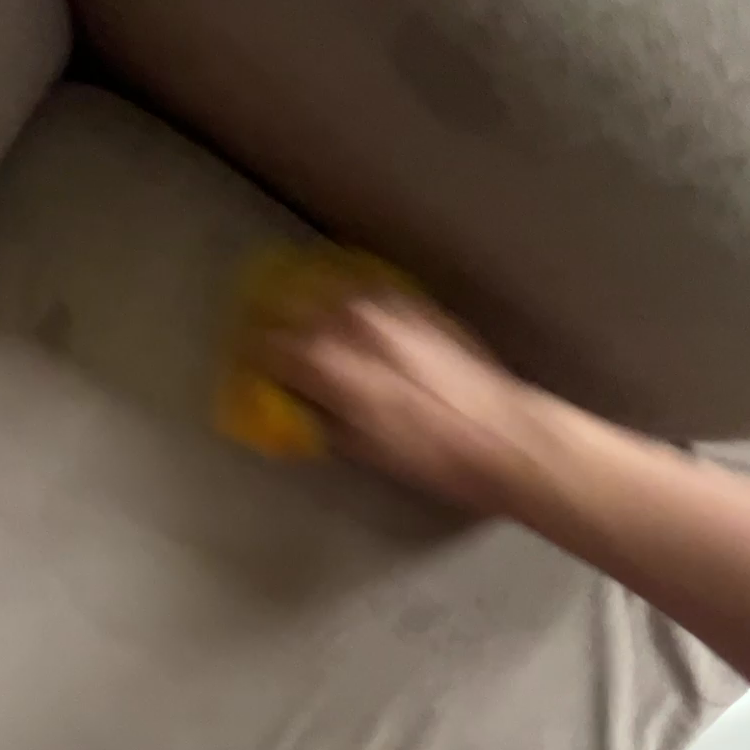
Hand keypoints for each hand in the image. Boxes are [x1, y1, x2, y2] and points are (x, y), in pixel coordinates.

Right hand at [253, 290, 539, 512]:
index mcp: (333, 369)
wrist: (500, 436)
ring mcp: (391, 315)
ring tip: (303, 305)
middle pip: (299, 309)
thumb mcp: (361, 448)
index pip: (276, 349)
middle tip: (268, 325)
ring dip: (314, 299)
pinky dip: (355, 296)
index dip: (257, 354)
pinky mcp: (422, 311)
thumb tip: (299, 403)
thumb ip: (322, 417)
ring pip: (336, 293)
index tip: (249, 357)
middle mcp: (357, 330)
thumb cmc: (426, 456)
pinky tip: (352, 304)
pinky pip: (376, 292)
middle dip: (278, 317)